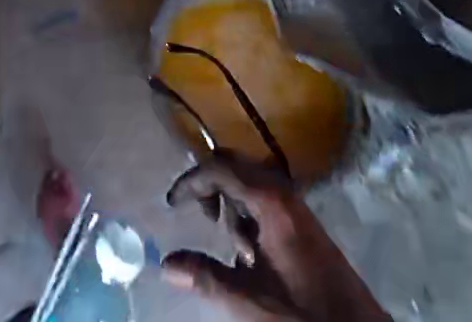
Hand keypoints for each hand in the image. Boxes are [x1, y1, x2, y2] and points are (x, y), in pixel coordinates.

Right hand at [162, 158, 388, 321]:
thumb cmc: (305, 317)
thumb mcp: (252, 305)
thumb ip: (207, 279)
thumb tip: (166, 262)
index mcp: (270, 203)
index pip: (220, 168)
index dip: (191, 181)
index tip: (172, 205)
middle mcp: (283, 193)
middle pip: (235, 164)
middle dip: (211, 185)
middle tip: (202, 219)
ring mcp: (296, 206)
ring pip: (250, 181)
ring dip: (232, 203)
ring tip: (235, 249)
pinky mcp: (304, 224)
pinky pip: (265, 199)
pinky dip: (248, 214)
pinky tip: (252, 254)